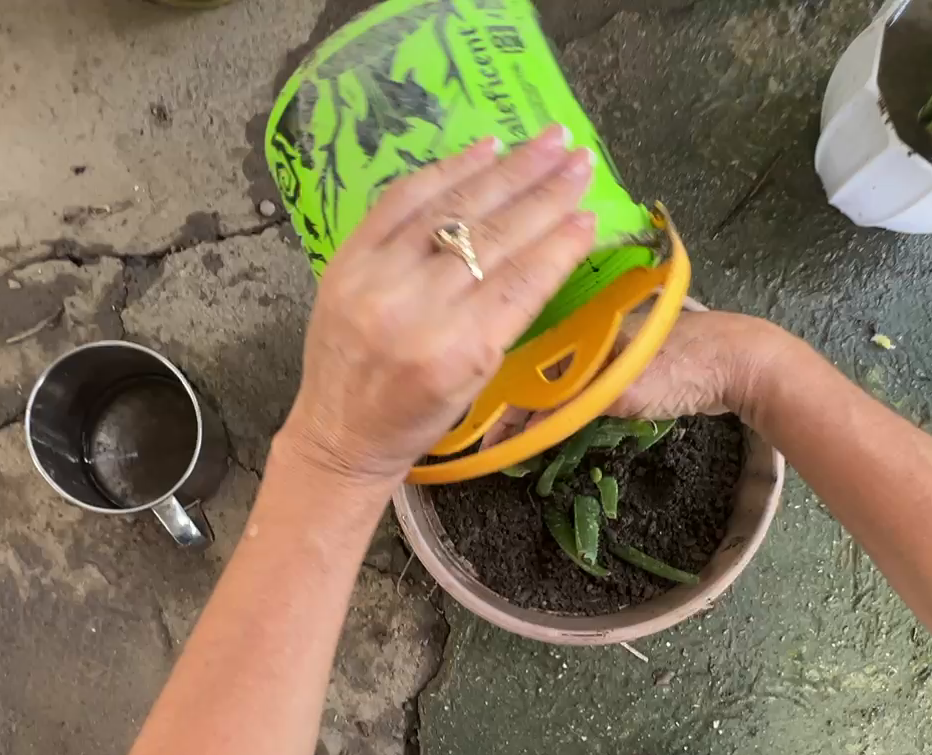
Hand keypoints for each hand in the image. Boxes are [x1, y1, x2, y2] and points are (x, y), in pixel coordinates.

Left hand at [277, 126, 600, 490]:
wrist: (339, 436)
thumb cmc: (414, 423)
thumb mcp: (474, 386)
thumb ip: (504, 320)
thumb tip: (548, 249)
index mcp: (456, 354)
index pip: (521, 282)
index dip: (560, 244)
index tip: (591, 214)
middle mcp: (416, 310)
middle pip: (493, 238)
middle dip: (544, 193)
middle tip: (580, 159)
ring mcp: (376, 279)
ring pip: (452, 210)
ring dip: (506, 170)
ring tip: (548, 141)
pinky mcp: (348, 260)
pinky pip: (402, 201)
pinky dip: (447, 171)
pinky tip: (485, 149)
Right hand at [480, 309, 806, 446]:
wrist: (743, 362)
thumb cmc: (681, 370)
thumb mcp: (617, 392)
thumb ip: (567, 409)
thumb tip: (522, 432)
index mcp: (580, 336)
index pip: (526, 374)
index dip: (503, 409)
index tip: (487, 441)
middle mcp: (587, 340)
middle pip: (537, 379)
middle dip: (514, 412)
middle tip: (498, 446)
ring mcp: (608, 353)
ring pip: (559, 385)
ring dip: (539, 413)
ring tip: (519, 441)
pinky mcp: (627, 368)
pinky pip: (583, 389)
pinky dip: (566, 410)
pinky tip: (557, 426)